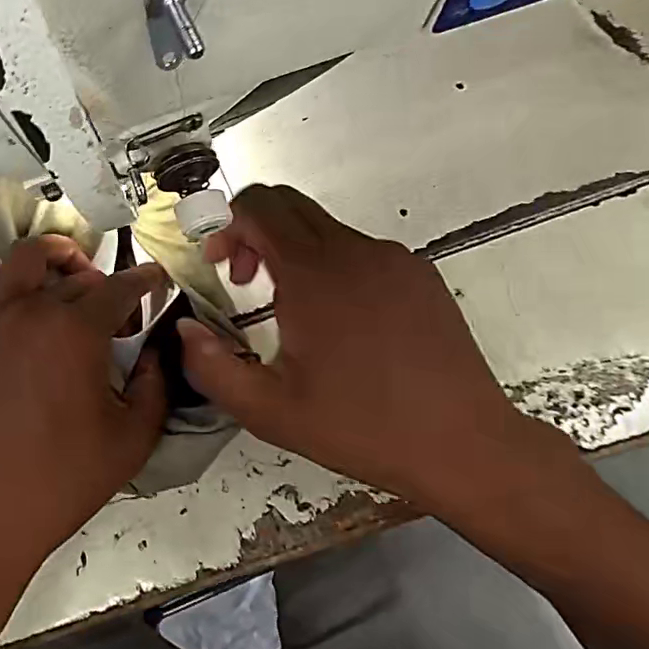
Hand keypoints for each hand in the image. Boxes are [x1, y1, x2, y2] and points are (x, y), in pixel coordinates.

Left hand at [0, 235, 168, 580]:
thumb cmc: (65, 478)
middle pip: (79, 276)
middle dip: (110, 288)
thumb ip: (156, 383)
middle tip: (122, 324)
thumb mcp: (135, 435)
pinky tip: (11, 299)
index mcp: (77, 330)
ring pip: (23, 258)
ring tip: (71, 283)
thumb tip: (154, 352)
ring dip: (54, 259)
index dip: (147, 280)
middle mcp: (33, 312)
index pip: (121, 286)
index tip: (159, 282)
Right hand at [177, 186, 580, 518]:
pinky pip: (362, 252)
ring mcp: (395, 259)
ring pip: (326, 229)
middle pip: (289, 205)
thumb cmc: (362, 427)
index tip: (219, 265)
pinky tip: (343, 324)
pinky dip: (334, 267)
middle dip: (254, 231)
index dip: (226, 225)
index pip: (258, 205)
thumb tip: (185, 329)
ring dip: (294, 252)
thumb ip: (211, 366)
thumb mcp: (270, 410)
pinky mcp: (421, 275)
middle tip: (245, 281)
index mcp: (314, 273)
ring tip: (294, 313)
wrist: (463, 443)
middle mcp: (355, 251)